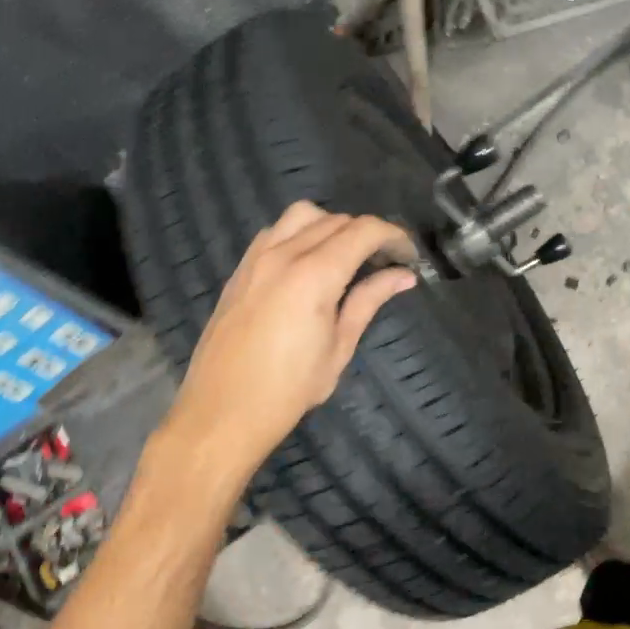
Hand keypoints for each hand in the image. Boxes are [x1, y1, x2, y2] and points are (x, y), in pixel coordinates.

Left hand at [165, 201, 417, 471]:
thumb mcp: (338, 349)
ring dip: (331, 225)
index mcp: (314, 275)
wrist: (220, 413)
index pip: (364, 231)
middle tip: (386, 262)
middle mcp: (283, 254)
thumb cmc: (288, 391)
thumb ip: (369, 302)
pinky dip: (299, 233)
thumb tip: (403, 276)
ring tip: (346, 256)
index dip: (393, 236)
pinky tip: (307, 262)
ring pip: (302, 214)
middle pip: (336, 219)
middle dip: (368, 233)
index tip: (409, 255)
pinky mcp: (239, 269)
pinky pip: (274, 231)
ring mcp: (256, 258)